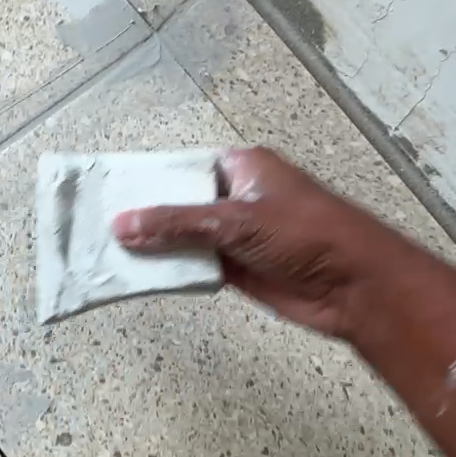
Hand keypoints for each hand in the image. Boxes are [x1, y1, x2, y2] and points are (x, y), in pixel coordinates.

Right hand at [112, 147, 408, 337]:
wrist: (357, 288)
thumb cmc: (307, 235)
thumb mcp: (236, 221)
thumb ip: (176, 223)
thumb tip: (121, 225)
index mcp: (241, 168)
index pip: (182, 169)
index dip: (147, 180)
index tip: (108, 191)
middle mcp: (235, 197)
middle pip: (178, 204)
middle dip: (145, 216)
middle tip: (97, 224)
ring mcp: (235, 234)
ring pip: (183, 237)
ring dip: (155, 246)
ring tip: (107, 250)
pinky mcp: (236, 267)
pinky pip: (194, 264)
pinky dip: (171, 269)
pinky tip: (138, 273)